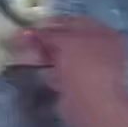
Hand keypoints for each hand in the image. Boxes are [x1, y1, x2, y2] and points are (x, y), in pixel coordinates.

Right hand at [13, 16, 127, 108]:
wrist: (92, 104)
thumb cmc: (84, 66)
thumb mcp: (63, 41)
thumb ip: (44, 34)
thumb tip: (23, 32)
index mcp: (105, 33)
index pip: (73, 22)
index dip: (51, 23)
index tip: (30, 26)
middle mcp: (102, 49)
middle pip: (67, 39)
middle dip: (44, 39)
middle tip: (23, 40)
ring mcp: (92, 68)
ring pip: (62, 56)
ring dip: (43, 54)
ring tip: (25, 54)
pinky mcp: (80, 85)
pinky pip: (60, 72)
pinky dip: (48, 70)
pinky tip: (37, 69)